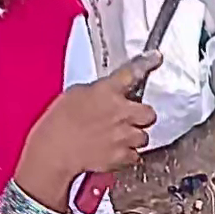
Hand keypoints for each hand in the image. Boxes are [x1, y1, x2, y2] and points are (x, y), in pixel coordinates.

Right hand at [13, 55, 160, 206]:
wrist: (57, 148)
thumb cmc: (62, 120)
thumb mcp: (78, 93)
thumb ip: (102, 92)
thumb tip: (113, 94)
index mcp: (107, 91)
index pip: (132, 73)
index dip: (147, 64)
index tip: (157, 58)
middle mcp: (121, 112)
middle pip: (150, 113)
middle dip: (142, 116)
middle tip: (129, 119)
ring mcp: (125, 135)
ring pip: (144, 137)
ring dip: (134, 137)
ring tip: (117, 137)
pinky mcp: (125, 155)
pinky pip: (136, 155)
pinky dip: (128, 155)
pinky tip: (113, 150)